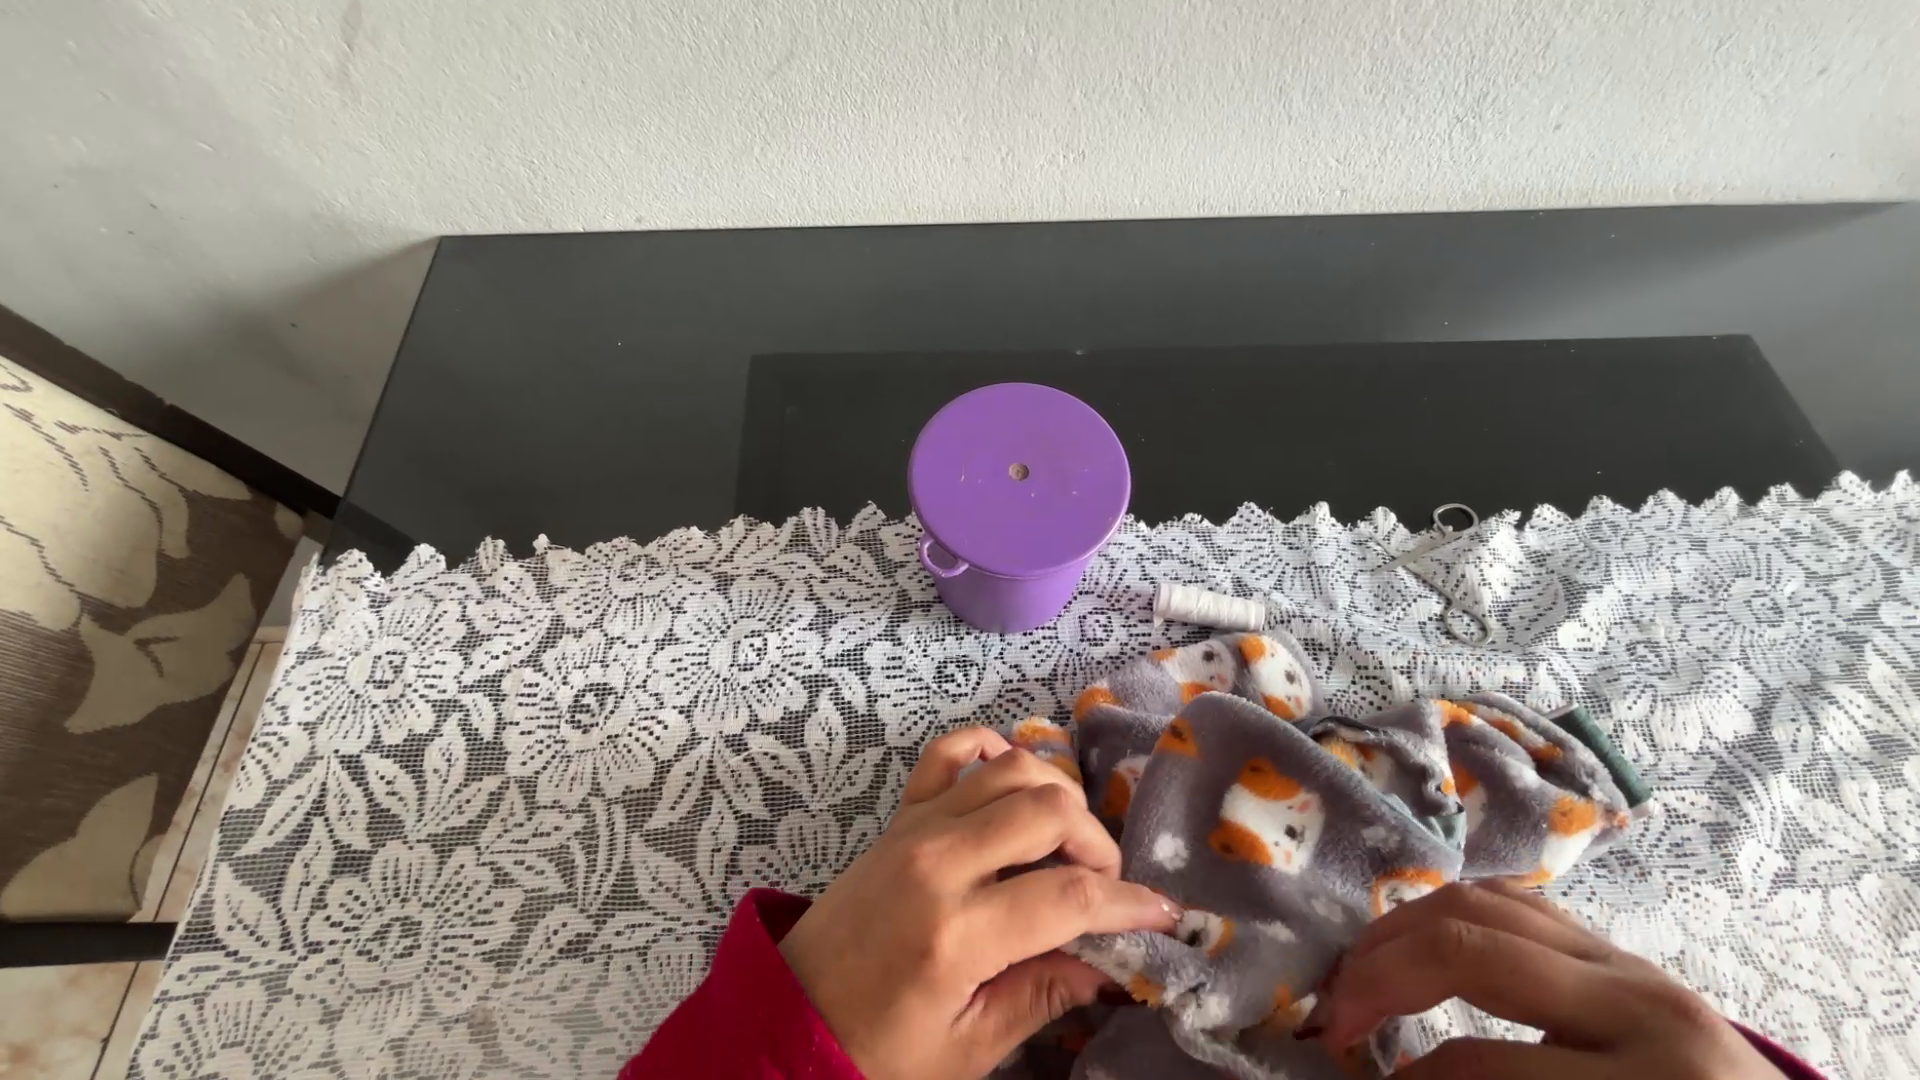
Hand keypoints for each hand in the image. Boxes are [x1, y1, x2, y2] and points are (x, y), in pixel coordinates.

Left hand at [778, 726, 1180, 1079]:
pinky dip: (989, 748)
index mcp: (957, 932)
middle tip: (1104, 884)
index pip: (1068, 896)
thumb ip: (1042, 995)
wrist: (792, 1013)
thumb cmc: (878, 1047)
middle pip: (1047, 810)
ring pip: (1010, 769)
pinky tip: (1012, 776)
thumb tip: (1108, 964)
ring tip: (1066, 842)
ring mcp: (916, 827)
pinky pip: (948, 752)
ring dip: (1055, 795)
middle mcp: (939, 861)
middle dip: (1096, 843)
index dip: (1128, 904)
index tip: (1163, 914)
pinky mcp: (900, 815)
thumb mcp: (967, 1047)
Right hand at [1302, 879, 1786, 1078]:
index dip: (1412, 1078)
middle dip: (1380, 977)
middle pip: (1471, 948)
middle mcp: (1640, 1002)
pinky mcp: (1611, 946)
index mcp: (1655, 1079)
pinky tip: (1411, 941)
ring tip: (1356, 969)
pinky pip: (1507, 901)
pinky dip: (1443, 913)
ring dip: (1397, 931)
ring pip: (1478, 903)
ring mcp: (1626, 960)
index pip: (1486, 1064)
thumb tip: (1396, 1079)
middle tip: (1332, 1012)